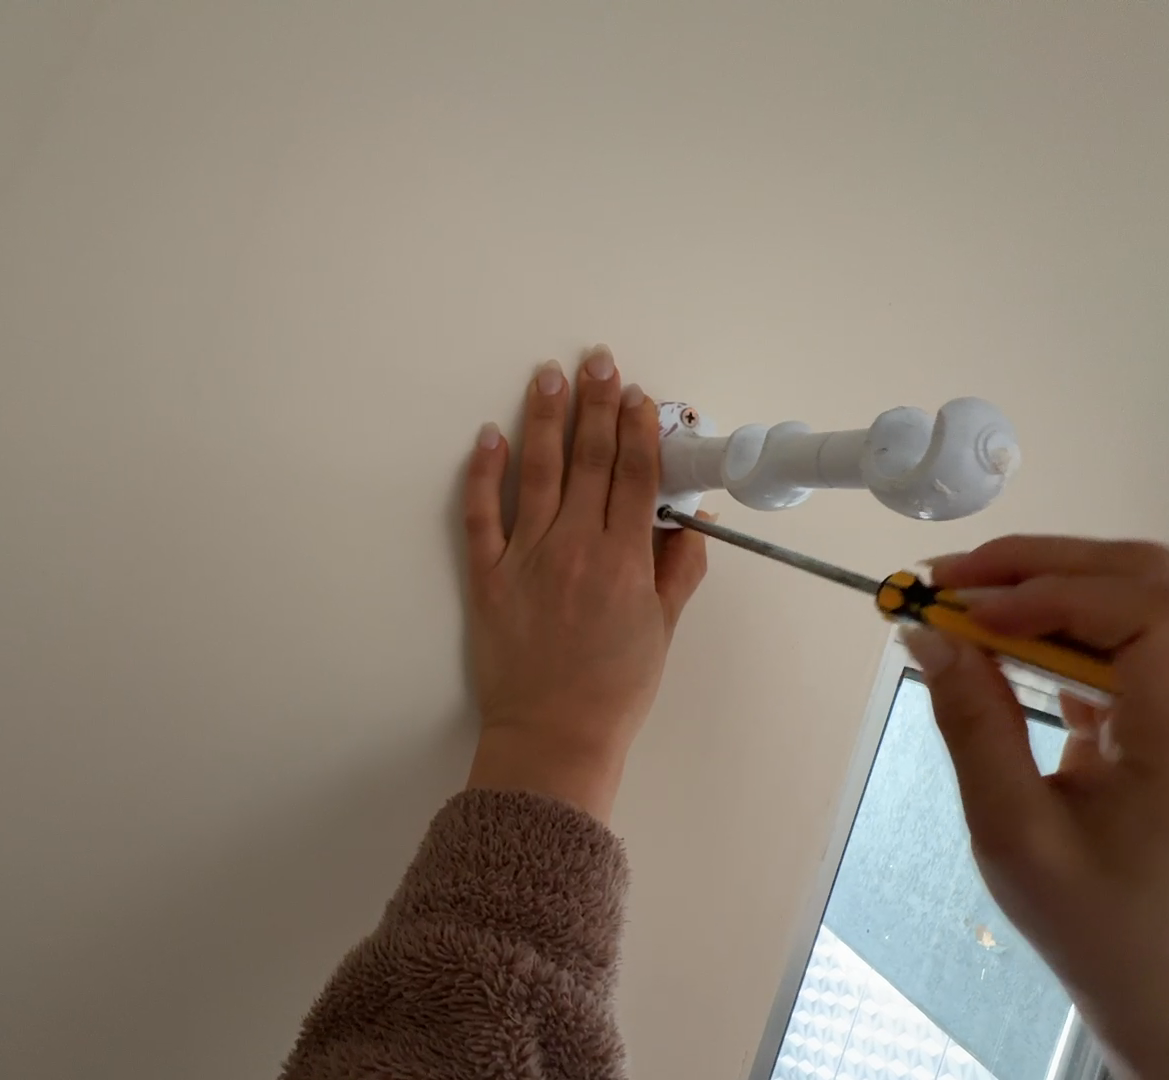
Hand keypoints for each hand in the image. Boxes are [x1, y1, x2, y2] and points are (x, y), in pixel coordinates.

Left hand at [460, 346, 708, 820]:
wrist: (554, 734)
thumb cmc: (615, 688)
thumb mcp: (663, 631)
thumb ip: (679, 571)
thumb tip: (688, 521)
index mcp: (625, 559)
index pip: (636, 476)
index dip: (638, 429)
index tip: (637, 394)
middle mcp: (576, 546)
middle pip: (591, 461)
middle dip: (595, 405)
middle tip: (596, 360)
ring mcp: (527, 557)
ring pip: (538, 474)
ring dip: (544, 421)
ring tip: (548, 377)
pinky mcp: (487, 575)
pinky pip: (480, 515)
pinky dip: (482, 474)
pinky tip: (487, 436)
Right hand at [907, 537, 1168, 1078]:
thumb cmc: (1096, 925)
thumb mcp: (1011, 828)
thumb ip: (971, 720)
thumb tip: (926, 633)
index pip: (1148, 610)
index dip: (1045, 589)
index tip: (958, 611)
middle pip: (1150, 582)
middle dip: (1037, 565)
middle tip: (945, 584)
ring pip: (1143, 598)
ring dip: (1046, 586)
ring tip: (962, 606)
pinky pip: (1134, 639)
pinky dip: (1061, 623)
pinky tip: (1003, 646)